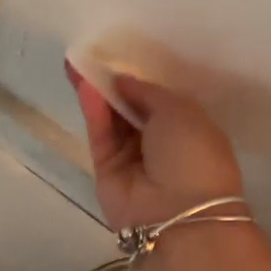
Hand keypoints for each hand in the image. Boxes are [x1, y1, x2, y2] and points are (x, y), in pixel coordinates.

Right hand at [65, 61, 242, 230]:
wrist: (179, 213)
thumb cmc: (193, 155)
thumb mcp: (180, 111)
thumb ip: (147, 92)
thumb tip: (123, 82)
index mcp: (188, 129)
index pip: (158, 100)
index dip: (138, 80)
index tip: (118, 58)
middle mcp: (159, 144)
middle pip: (129, 108)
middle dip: (111, 84)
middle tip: (88, 56)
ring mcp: (132, 159)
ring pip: (111, 120)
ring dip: (97, 93)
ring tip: (77, 64)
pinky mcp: (107, 170)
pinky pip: (100, 135)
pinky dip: (93, 112)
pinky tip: (84, 87)